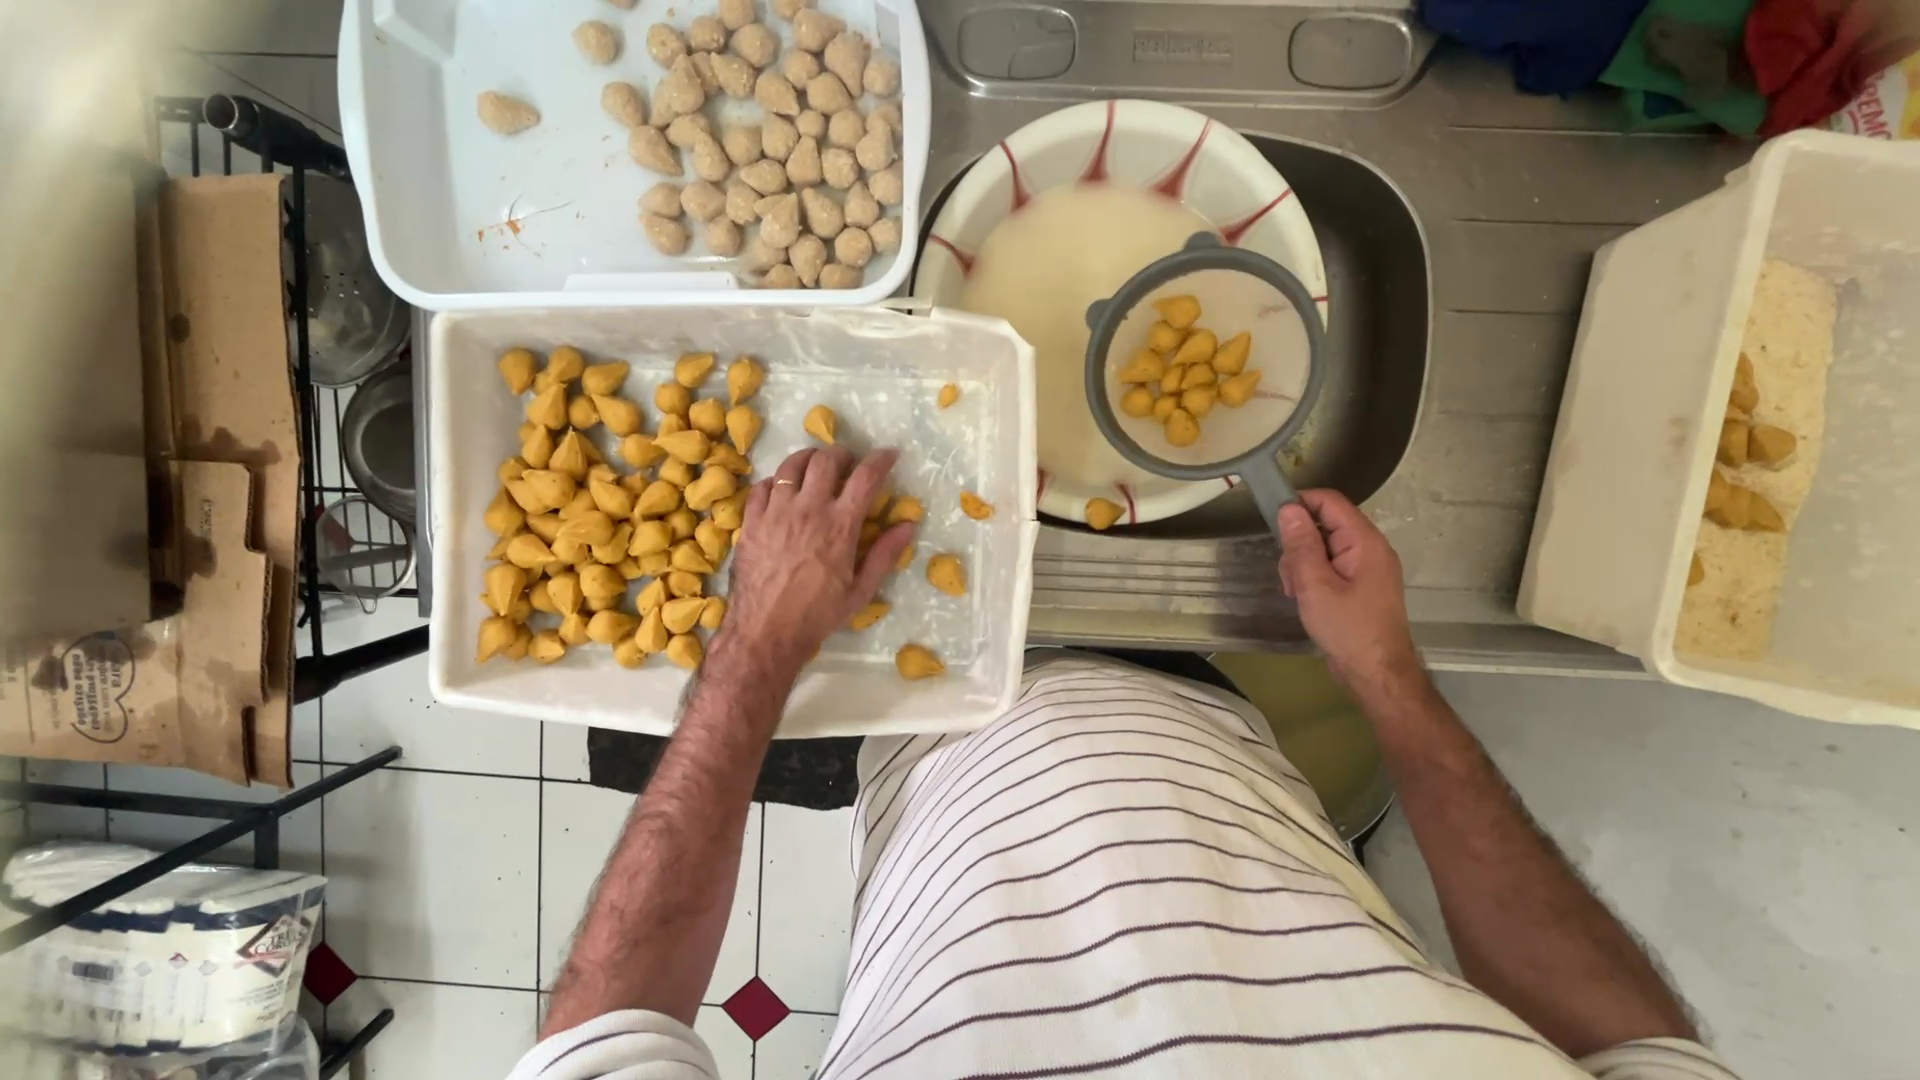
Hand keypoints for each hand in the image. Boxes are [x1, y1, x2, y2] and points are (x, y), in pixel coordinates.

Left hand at [721, 446, 913, 674]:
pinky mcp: (751, 521)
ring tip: (816, 467)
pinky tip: (783, 491)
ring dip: (809, 459)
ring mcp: (776, 512)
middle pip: (827, 460)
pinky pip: (763, 485)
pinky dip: (777, 481)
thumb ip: (885, 554)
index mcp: (840, 526)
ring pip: (792, 465)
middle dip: (842, 454)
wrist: (765, 632)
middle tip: (848, 463)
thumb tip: (908, 524)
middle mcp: (808, 510)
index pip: (866, 477)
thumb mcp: (860, 591)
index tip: (889, 454)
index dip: (881, 459)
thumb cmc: (817, 615)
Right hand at [1277, 490, 1420, 694]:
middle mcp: (1370, 549)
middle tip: (1289, 575)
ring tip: (1297, 593)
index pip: (1330, 502)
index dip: (1300, 502)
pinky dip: (1314, 577)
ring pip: (1325, 548)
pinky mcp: (1361, 586)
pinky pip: (1332, 567)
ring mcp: (1367, 569)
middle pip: (1326, 525)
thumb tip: (1289, 509)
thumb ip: (1301, 545)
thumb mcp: (1315, 585)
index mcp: (1364, 542)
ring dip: (1303, 564)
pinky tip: (1306, 600)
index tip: (1271, 518)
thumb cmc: (1347, 628)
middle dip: (1298, 543)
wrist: (1376, 672)